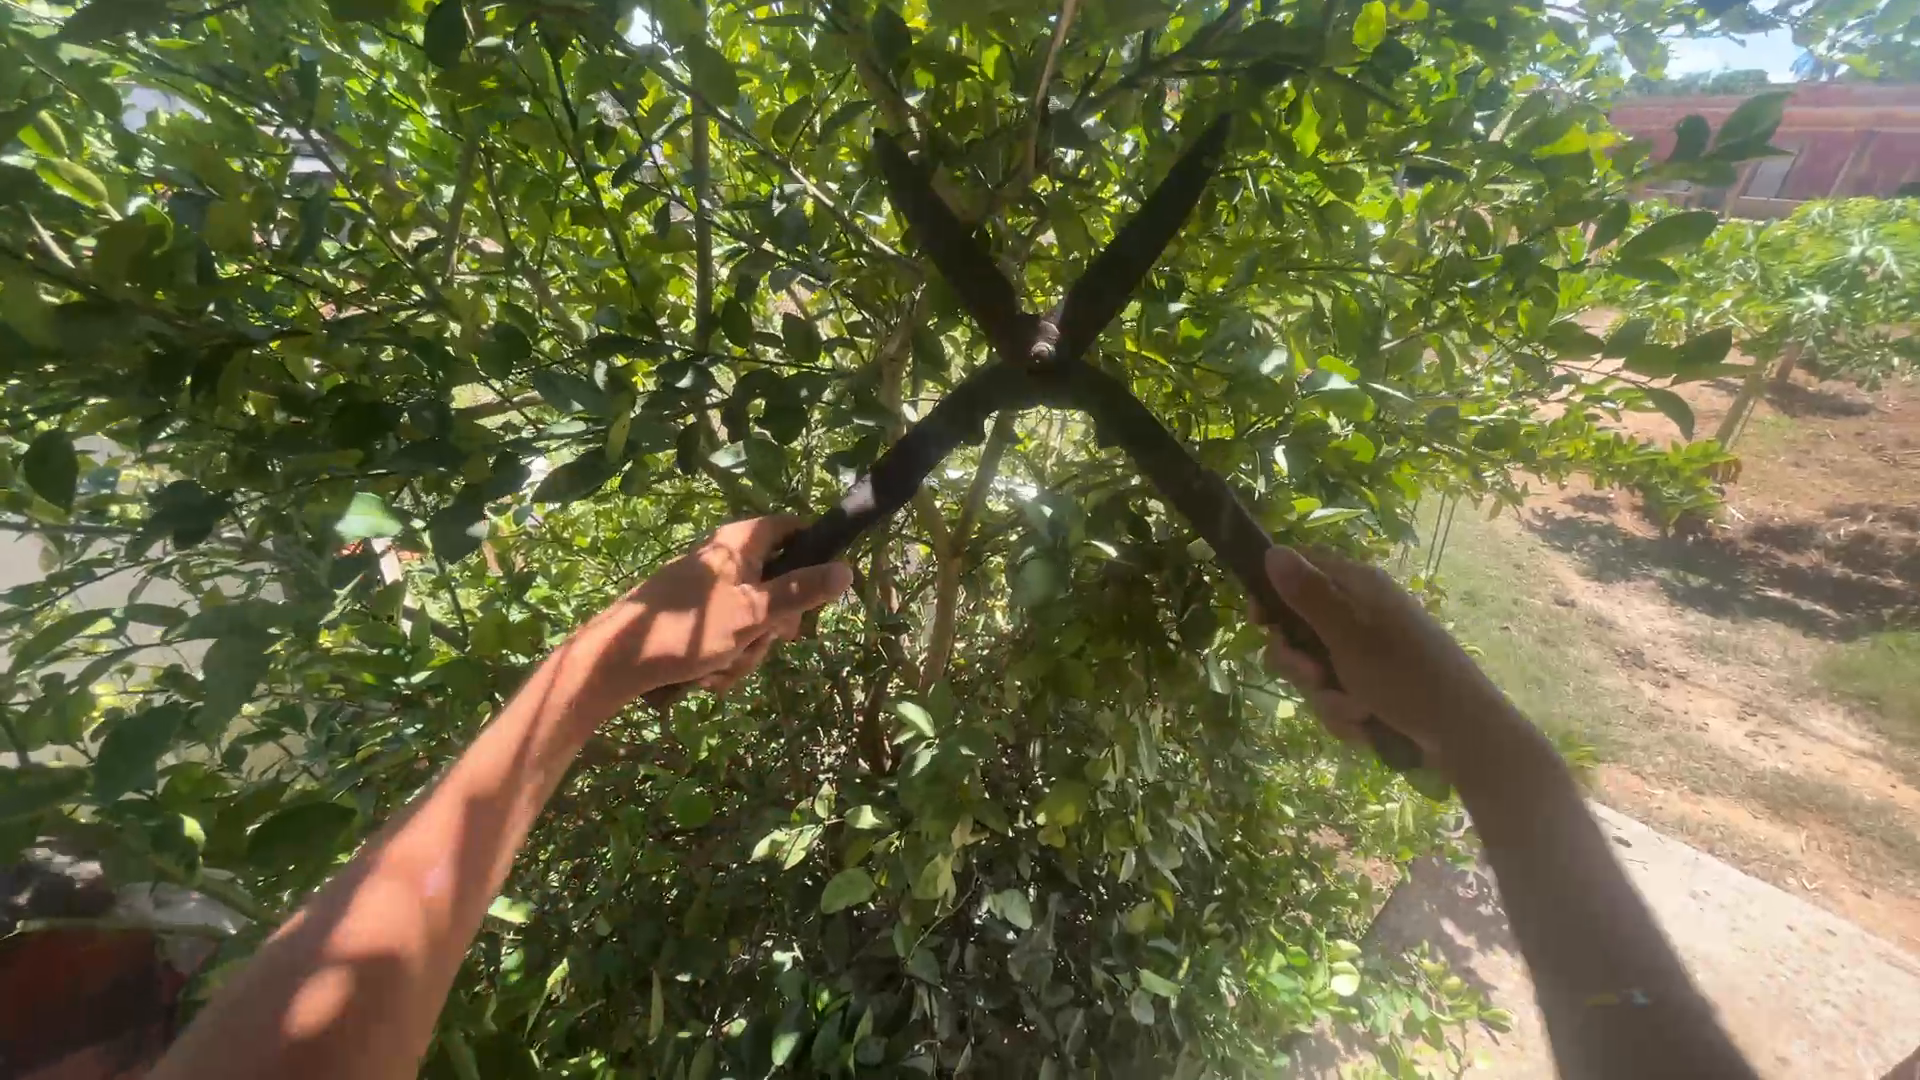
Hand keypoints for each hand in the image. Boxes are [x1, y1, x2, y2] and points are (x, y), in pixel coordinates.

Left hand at [570, 516, 852, 713]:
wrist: (615, 662)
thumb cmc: (688, 631)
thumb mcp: (755, 613)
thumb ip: (802, 591)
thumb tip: (847, 570)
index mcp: (741, 541)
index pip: (794, 528)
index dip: (814, 554)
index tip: (822, 588)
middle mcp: (726, 556)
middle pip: (779, 581)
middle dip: (775, 622)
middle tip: (767, 639)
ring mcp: (710, 586)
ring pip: (756, 615)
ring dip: (750, 646)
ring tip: (724, 663)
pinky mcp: (696, 614)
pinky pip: (731, 631)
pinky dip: (727, 653)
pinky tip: (708, 672)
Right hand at [1257, 546, 1517, 776]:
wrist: (1466, 738)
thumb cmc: (1407, 676)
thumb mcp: (1349, 634)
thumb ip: (1308, 595)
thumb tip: (1271, 552)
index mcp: (1357, 586)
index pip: (1298, 569)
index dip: (1270, 593)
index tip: (1260, 624)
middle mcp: (1358, 612)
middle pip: (1295, 626)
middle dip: (1297, 661)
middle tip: (1313, 676)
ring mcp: (1364, 650)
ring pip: (1311, 667)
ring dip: (1323, 695)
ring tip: (1355, 710)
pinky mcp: (1369, 683)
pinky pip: (1331, 693)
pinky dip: (1342, 712)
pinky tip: (1365, 724)